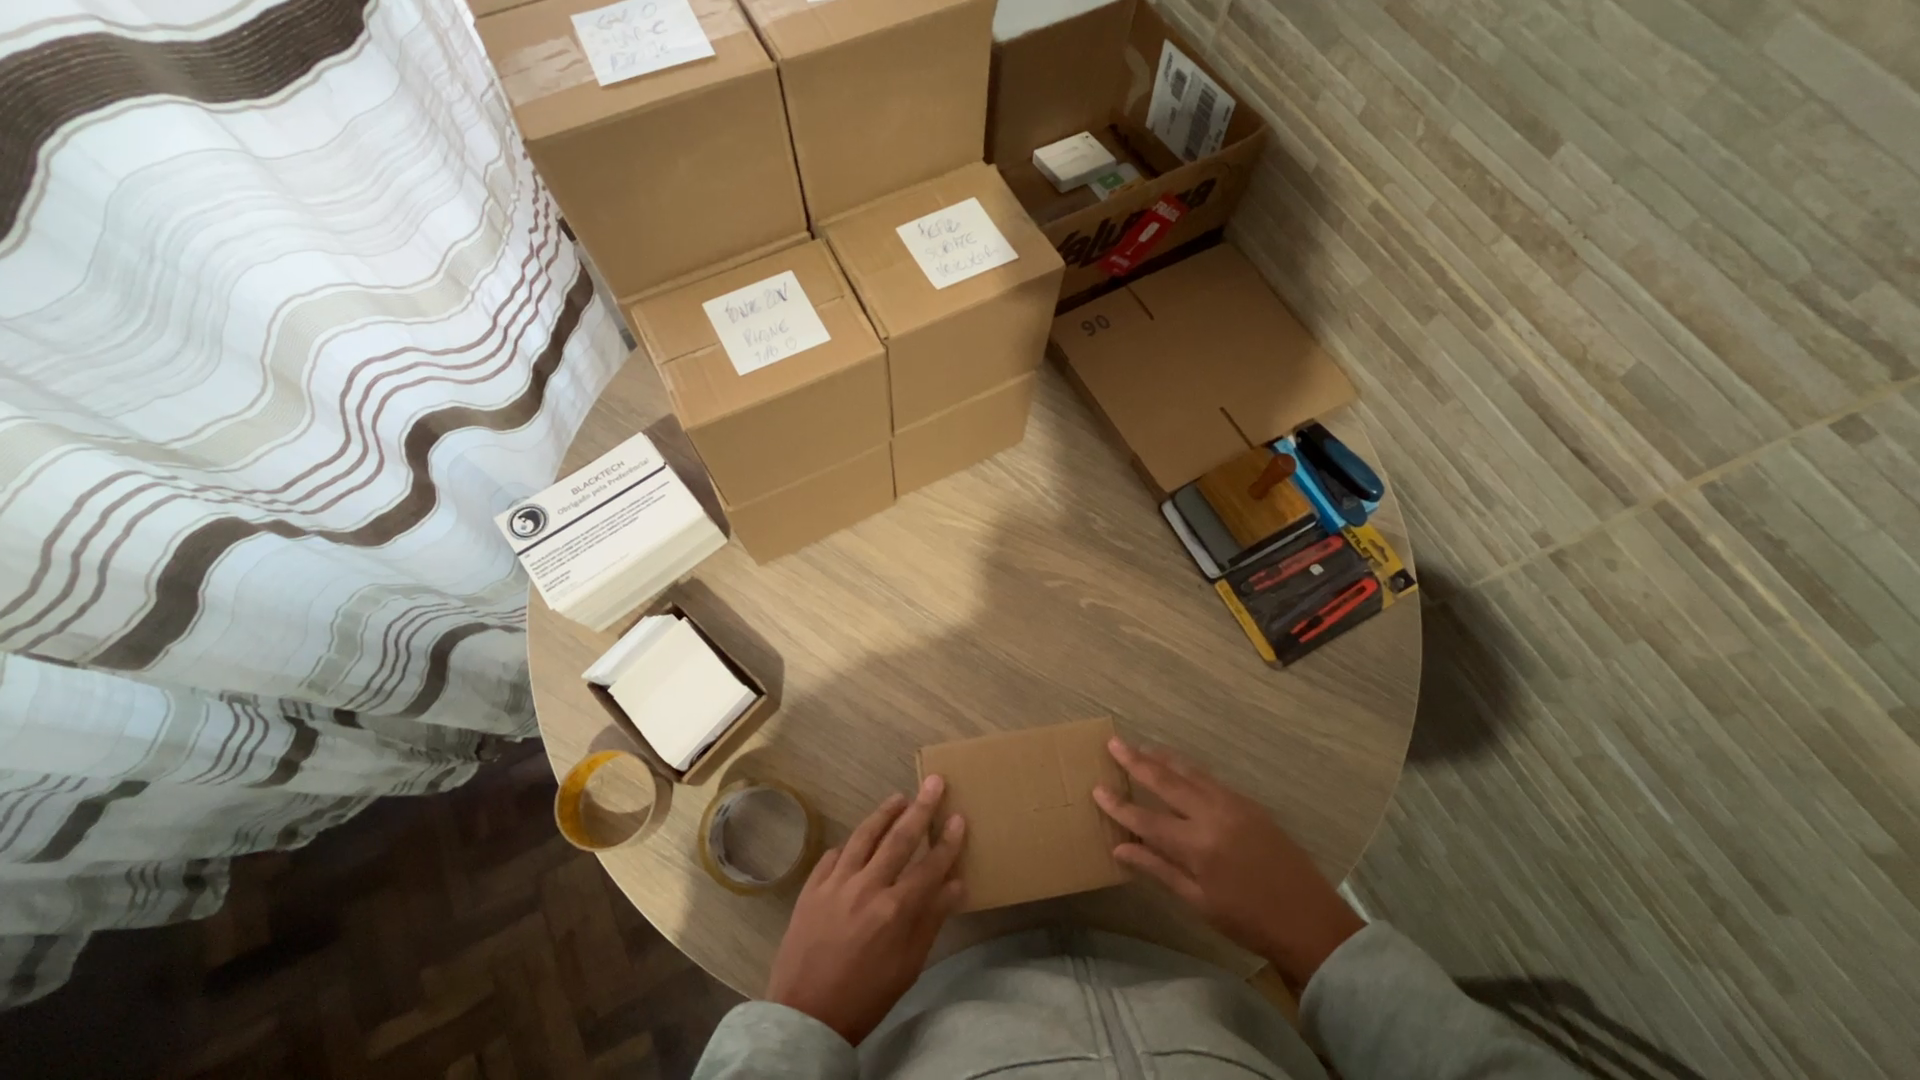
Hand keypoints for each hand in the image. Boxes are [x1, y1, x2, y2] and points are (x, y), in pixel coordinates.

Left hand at [765, 776, 966, 1044]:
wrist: (805, 1015)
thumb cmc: (866, 996)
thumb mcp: (908, 966)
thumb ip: (931, 919)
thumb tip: (958, 884)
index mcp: (895, 909)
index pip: (930, 865)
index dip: (948, 840)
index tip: (959, 817)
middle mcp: (866, 887)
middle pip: (899, 838)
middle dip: (921, 808)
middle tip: (933, 782)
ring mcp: (835, 884)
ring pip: (863, 837)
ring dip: (883, 814)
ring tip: (898, 798)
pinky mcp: (811, 888)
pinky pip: (833, 856)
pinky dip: (849, 846)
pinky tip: (856, 841)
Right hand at [1094, 737, 1363, 987]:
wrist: (1309, 921)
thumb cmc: (1247, 920)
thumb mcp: (1197, 902)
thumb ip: (1158, 869)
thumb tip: (1119, 848)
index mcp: (1196, 846)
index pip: (1145, 819)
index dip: (1118, 805)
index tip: (1097, 788)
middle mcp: (1212, 816)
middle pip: (1167, 781)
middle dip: (1137, 762)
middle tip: (1115, 743)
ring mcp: (1234, 805)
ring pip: (1191, 772)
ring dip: (1164, 758)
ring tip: (1142, 747)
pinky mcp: (1251, 804)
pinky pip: (1211, 779)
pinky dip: (1190, 769)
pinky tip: (1180, 767)